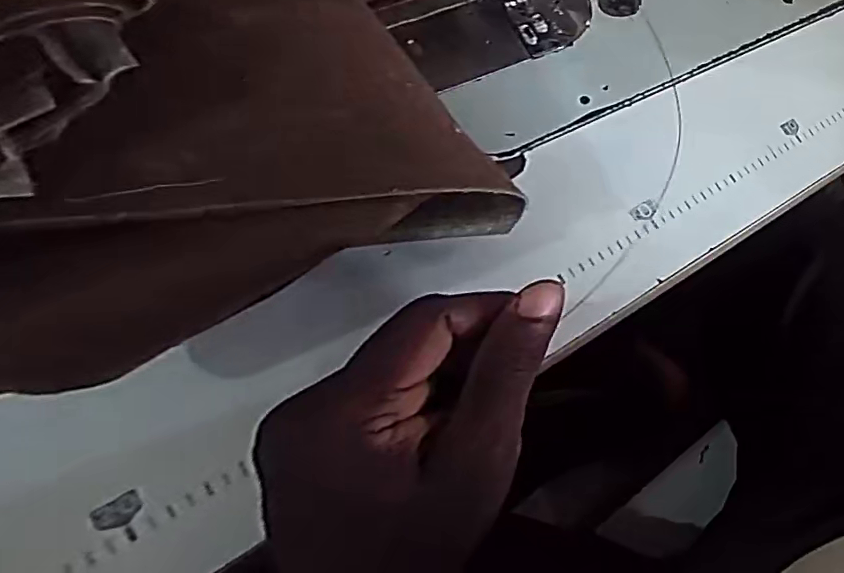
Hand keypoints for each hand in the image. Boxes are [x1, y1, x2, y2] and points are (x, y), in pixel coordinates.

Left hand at [255, 282, 563, 572]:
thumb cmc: (416, 551)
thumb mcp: (481, 452)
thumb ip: (510, 366)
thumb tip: (540, 296)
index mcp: (337, 411)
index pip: (432, 317)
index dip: (493, 313)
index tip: (532, 331)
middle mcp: (306, 409)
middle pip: (417, 333)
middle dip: (475, 346)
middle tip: (508, 386)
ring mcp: (304, 423)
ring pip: (409, 352)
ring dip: (457, 367)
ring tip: (476, 414)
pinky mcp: (314, 432)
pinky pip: (391, 378)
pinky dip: (434, 387)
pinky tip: (448, 424)